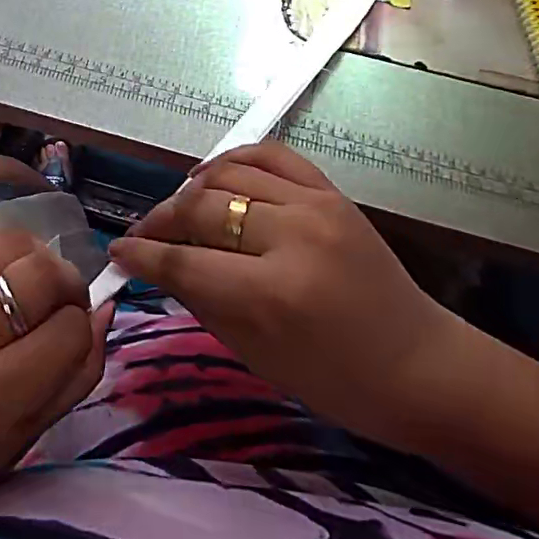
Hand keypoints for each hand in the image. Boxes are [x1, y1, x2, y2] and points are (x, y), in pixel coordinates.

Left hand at [0, 231, 111, 531]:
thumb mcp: (29, 433)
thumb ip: (79, 372)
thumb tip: (104, 309)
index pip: (67, 331)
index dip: (82, 328)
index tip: (74, 337)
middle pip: (42, 276)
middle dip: (69, 285)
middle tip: (65, 303)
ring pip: (14, 247)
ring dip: (40, 261)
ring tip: (36, 288)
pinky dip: (7, 254)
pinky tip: (7, 278)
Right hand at [108, 142, 455, 445]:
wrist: (420, 365)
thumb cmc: (337, 381)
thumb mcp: (257, 356)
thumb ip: (202, 303)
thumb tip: (158, 268)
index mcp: (271, 294)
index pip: (184, 262)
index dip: (141, 256)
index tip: (118, 252)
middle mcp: (292, 237)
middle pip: (202, 210)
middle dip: (159, 222)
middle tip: (142, 236)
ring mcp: (317, 206)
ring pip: (230, 174)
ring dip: (191, 190)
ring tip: (176, 210)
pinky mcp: (333, 193)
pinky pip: (273, 156)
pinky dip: (234, 159)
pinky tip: (212, 175)